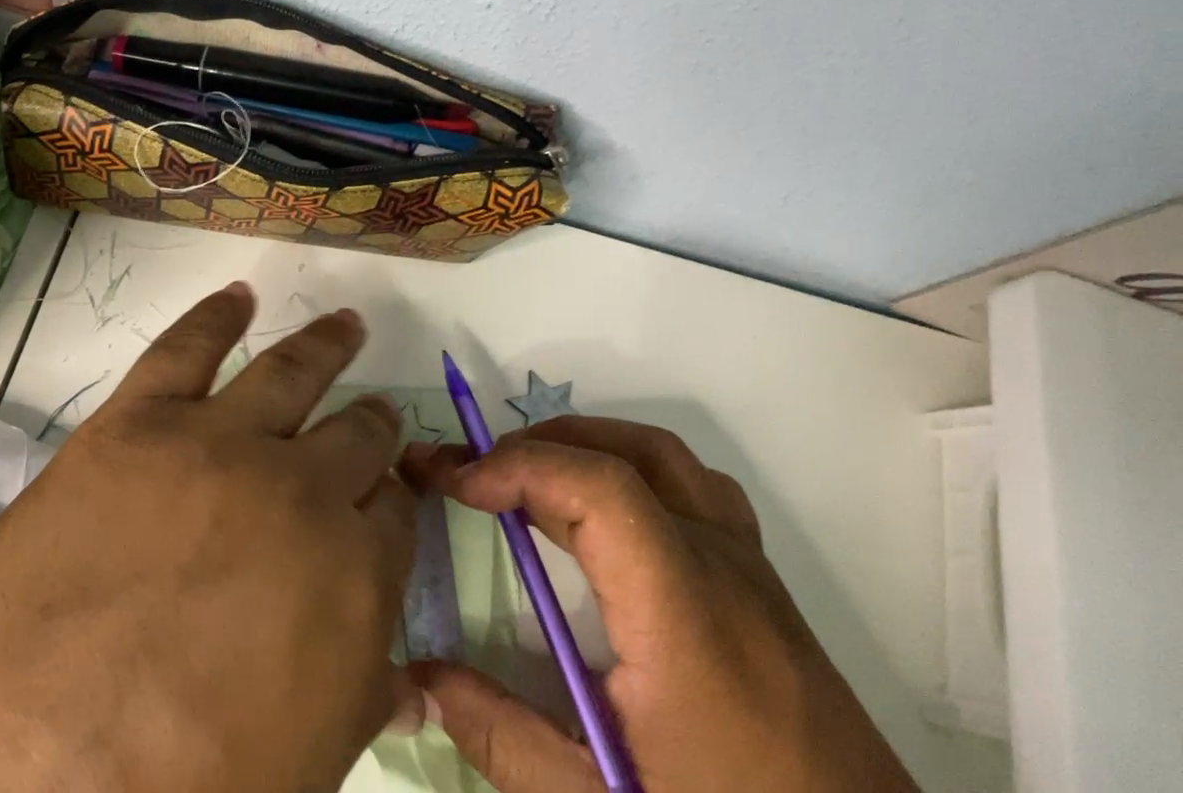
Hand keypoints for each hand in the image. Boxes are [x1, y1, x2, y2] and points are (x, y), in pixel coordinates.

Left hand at [0, 283, 418, 792]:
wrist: (33, 736)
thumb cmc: (182, 771)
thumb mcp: (304, 756)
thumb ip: (361, 700)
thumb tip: (411, 691)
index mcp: (356, 573)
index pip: (394, 514)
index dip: (391, 501)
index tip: (384, 494)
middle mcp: (302, 490)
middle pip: (354, 436)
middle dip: (371, 423)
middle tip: (375, 411)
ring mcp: (219, 445)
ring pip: (291, 374)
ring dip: (326, 346)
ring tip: (344, 324)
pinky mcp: (139, 422)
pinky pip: (188, 348)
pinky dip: (216, 316)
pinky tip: (238, 298)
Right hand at [399, 419, 919, 792]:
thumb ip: (501, 736)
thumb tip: (420, 675)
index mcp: (683, 613)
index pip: (601, 487)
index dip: (518, 466)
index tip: (451, 484)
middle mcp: (723, 569)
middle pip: (627, 455)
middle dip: (532, 448)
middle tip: (463, 473)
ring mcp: (751, 572)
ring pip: (667, 459)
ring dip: (582, 447)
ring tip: (519, 477)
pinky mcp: (763, 589)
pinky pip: (693, 489)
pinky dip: (627, 470)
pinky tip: (598, 516)